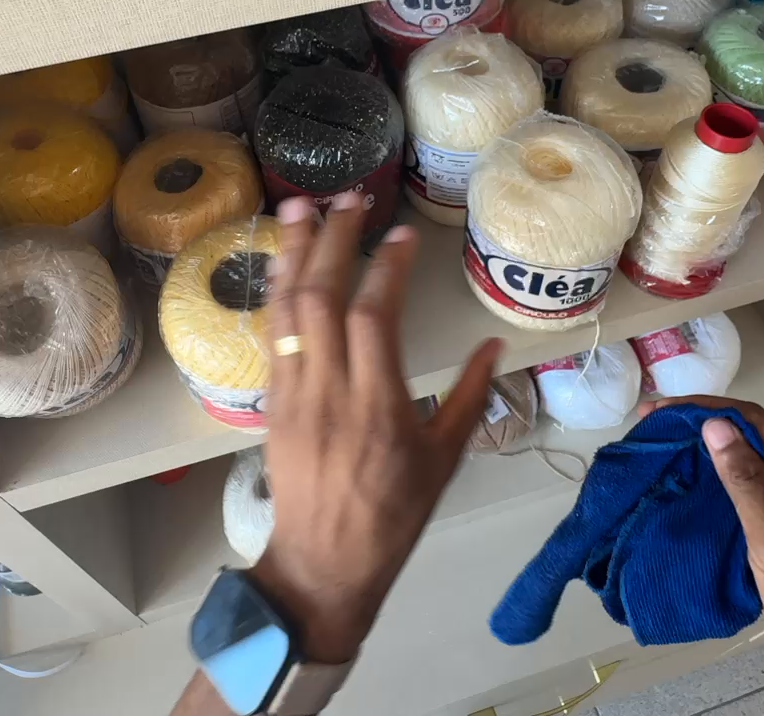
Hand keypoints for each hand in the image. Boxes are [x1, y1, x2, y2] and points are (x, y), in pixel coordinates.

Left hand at [250, 192, 500, 663]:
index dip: (385, 268)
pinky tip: (282, 262)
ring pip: (286, 311)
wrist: (322, 565)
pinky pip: (269, 336)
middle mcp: (329, 391)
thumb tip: (495, 347)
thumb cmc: (393, 515)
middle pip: (321, 300)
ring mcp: (292, 394)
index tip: (401, 234)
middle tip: (348, 198)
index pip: (374, 317)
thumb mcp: (444, 460)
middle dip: (333, 240)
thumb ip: (469, 398)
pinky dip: (276, 291)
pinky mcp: (270, 401)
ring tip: (299, 206)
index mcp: (378, 407)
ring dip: (292, 254)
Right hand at [643, 397, 763, 715]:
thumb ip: (746, 481)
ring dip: (710, 451)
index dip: (704, 408)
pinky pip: (757, 488)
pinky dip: (722, 479)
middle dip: (702, 425)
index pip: (754, 420)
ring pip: (753, 461)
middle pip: (753, 435)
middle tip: (652, 426)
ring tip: (665, 447)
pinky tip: (696, 483)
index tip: (658, 412)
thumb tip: (714, 424)